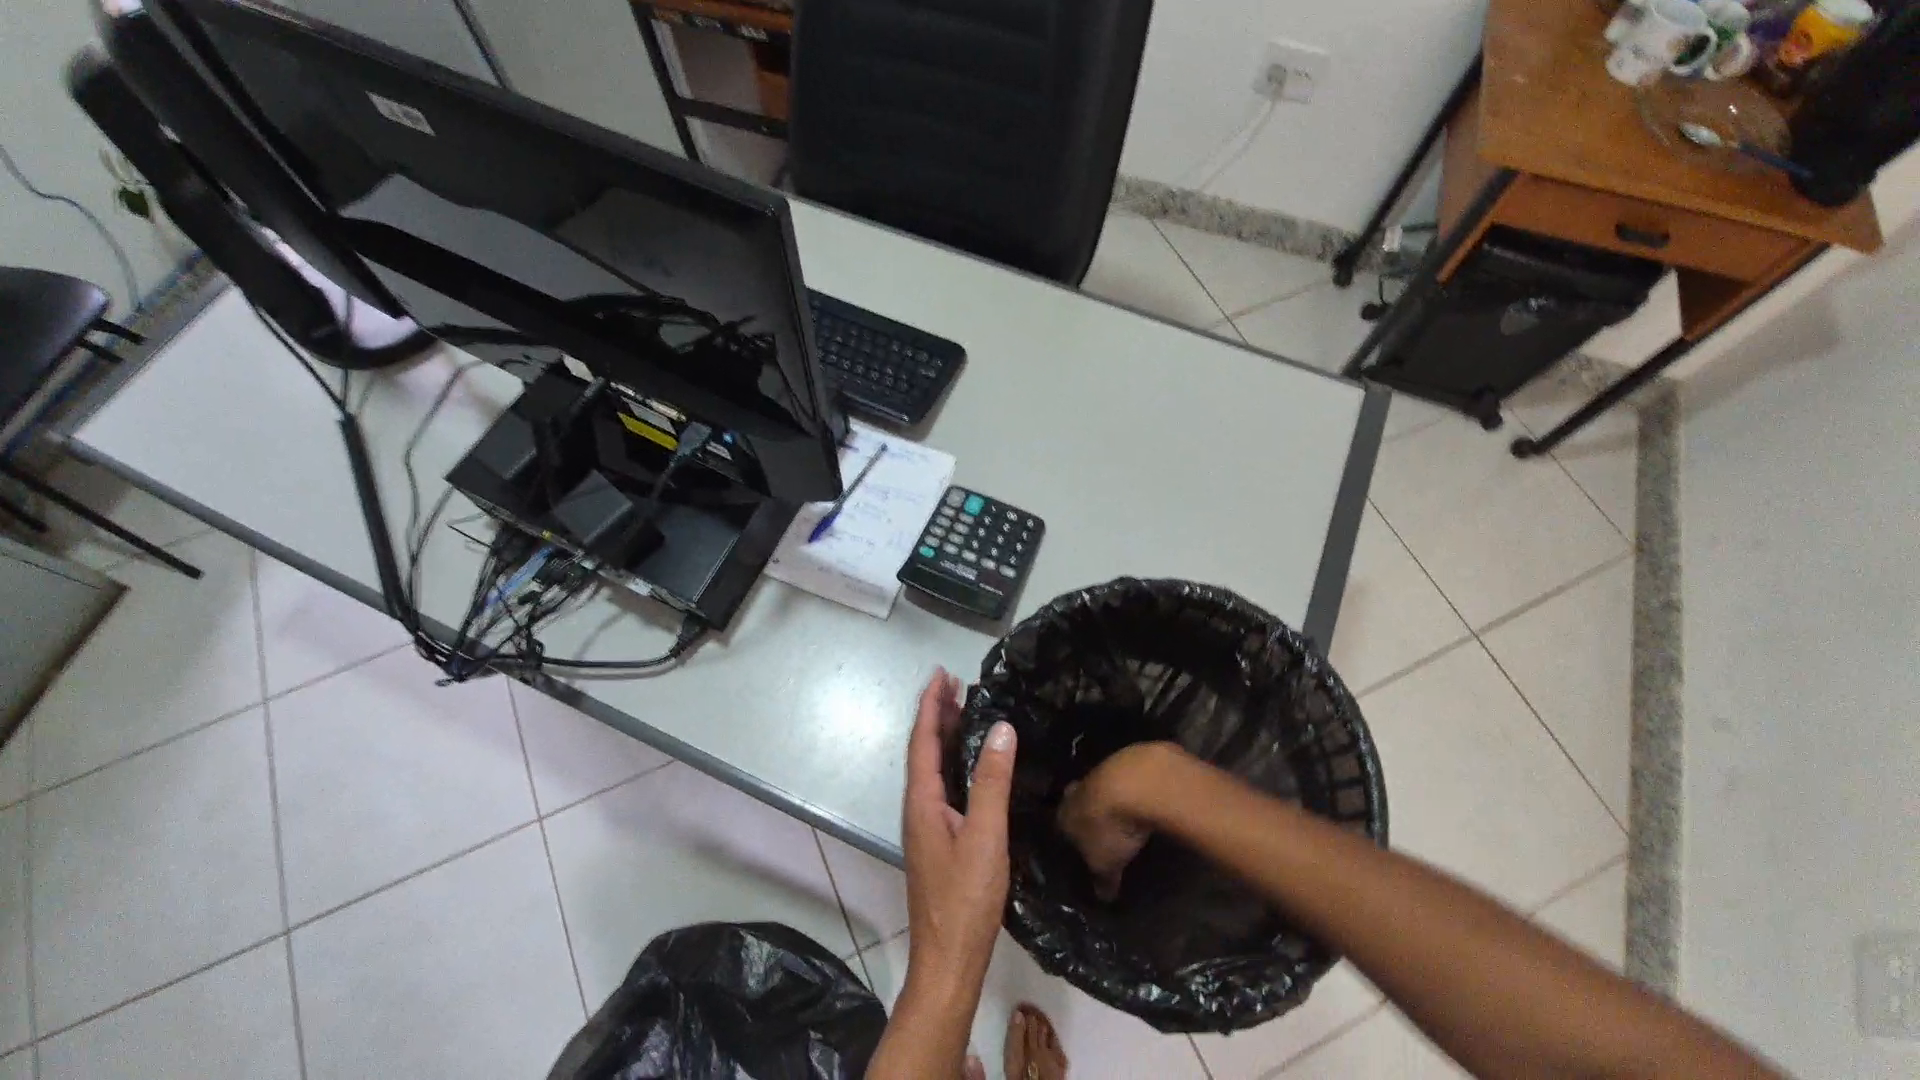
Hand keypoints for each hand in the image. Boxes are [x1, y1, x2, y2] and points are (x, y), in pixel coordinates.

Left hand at [901, 668, 1017, 1000]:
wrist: (949, 958)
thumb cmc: (966, 898)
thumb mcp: (985, 836)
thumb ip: (991, 782)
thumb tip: (1001, 728)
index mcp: (922, 801)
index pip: (922, 740)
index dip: (931, 704)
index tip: (941, 673)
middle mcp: (918, 808)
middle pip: (923, 750)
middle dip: (936, 714)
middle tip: (957, 684)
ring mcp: (926, 826)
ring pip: (931, 769)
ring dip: (943, 737)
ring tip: (963, 711)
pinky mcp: (938, 840)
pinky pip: (942, 786)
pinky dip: (953, 763)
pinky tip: (970, 766)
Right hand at [1056, 742, 1174, 900]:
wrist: (1136, 782)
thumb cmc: (1111, 829)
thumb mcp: (1106, 864)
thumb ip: (1103, 881)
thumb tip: (1103, 898)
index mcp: (1063, 816)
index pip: (1060, 827)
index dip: (1071, 838)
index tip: (1080, 847)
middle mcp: (1074, 791)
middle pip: (1076, 802)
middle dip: (1086, 812)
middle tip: (1100, 828)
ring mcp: (1099, 771)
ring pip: (1098, 786)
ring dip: (1107, 797)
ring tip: (1123, 813)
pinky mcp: (1124, 759)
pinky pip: (1123, 777)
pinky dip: (1129, 787)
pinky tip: (1141, 798)